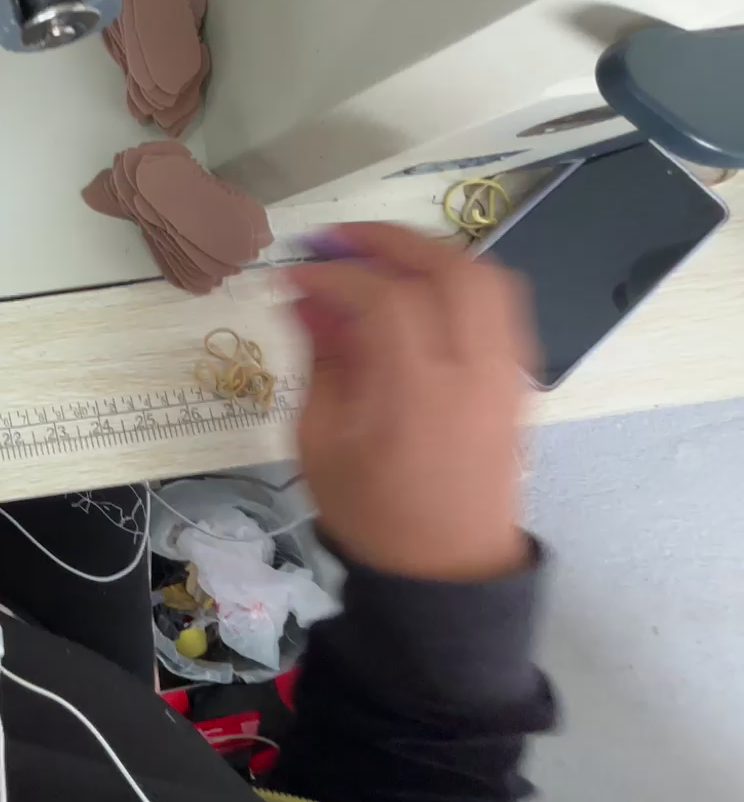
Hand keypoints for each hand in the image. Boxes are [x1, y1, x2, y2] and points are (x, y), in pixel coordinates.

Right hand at [284, 223, 537, 581]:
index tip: (287, 276)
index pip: (383, 299)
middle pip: (450, 270)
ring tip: (368, 255)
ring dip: (424, 254)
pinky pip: (494, 306)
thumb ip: (320, 357)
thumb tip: (303, 300)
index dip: (330, 275)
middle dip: (388, 241)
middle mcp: (475, 371)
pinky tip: (407, 290)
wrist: (442, 563)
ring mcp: (506, 373)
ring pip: (484, 279)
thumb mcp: (318, 435)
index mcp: (416, 392)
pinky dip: (451, 280)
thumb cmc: (365, 505)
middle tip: (332, 239)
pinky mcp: (515, 378)